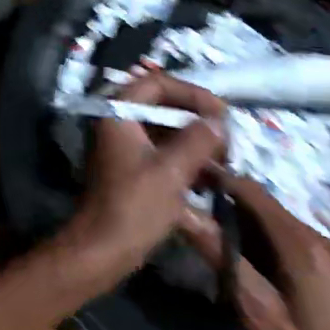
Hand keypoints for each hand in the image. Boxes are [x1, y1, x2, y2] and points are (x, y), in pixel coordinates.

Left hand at [60, 72, 226, 284]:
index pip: (156, 83)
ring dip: (193, 139)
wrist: (103, 246)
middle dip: (196, 118)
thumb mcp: (172, 171)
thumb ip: (197, 140)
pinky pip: (160, 149)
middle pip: (160, 104)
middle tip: (227, 138)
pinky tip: (210, 176)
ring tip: (224, 160)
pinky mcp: (128, 165)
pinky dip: (184, 157)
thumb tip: (219, 121)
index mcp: (116, 113)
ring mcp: (120, 143)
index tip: (223, 113)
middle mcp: (114, 121)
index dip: (192, 92)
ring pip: (162, 128)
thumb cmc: (135, 206)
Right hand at [186, 178, 329, 329]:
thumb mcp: (257, 311)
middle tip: (187, 208)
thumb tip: (181, 210)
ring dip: (244, 224)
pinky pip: (294, 241)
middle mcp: (323, 241)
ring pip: (279, 224)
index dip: (216, 178)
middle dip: (226, 202)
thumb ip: (220, 256)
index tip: (182, 175)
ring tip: (207, 232)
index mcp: (303, 244)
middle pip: (266, 206)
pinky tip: (245, 259)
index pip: (252, 191)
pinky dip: (264, 241)